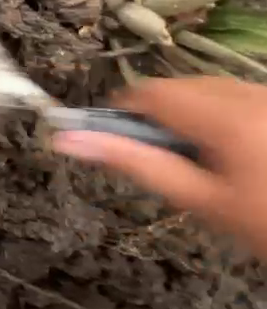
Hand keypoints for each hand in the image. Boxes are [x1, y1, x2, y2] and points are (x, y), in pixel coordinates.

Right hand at [53, 77, 266, 257]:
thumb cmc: (264, 220)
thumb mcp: (200, 199)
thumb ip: (134, 162)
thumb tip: (62, 138)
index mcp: (221, 117)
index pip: (146, 92)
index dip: (129, 112)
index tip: (133, 140)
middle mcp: (247, 97)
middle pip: (178, 88)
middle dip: (167, 114)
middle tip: (179, 154)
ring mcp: (266, 98)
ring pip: (208, 89)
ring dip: (197, 111)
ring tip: (217, 154)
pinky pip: (239, 95)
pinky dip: (228, 112)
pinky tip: (246, 146)